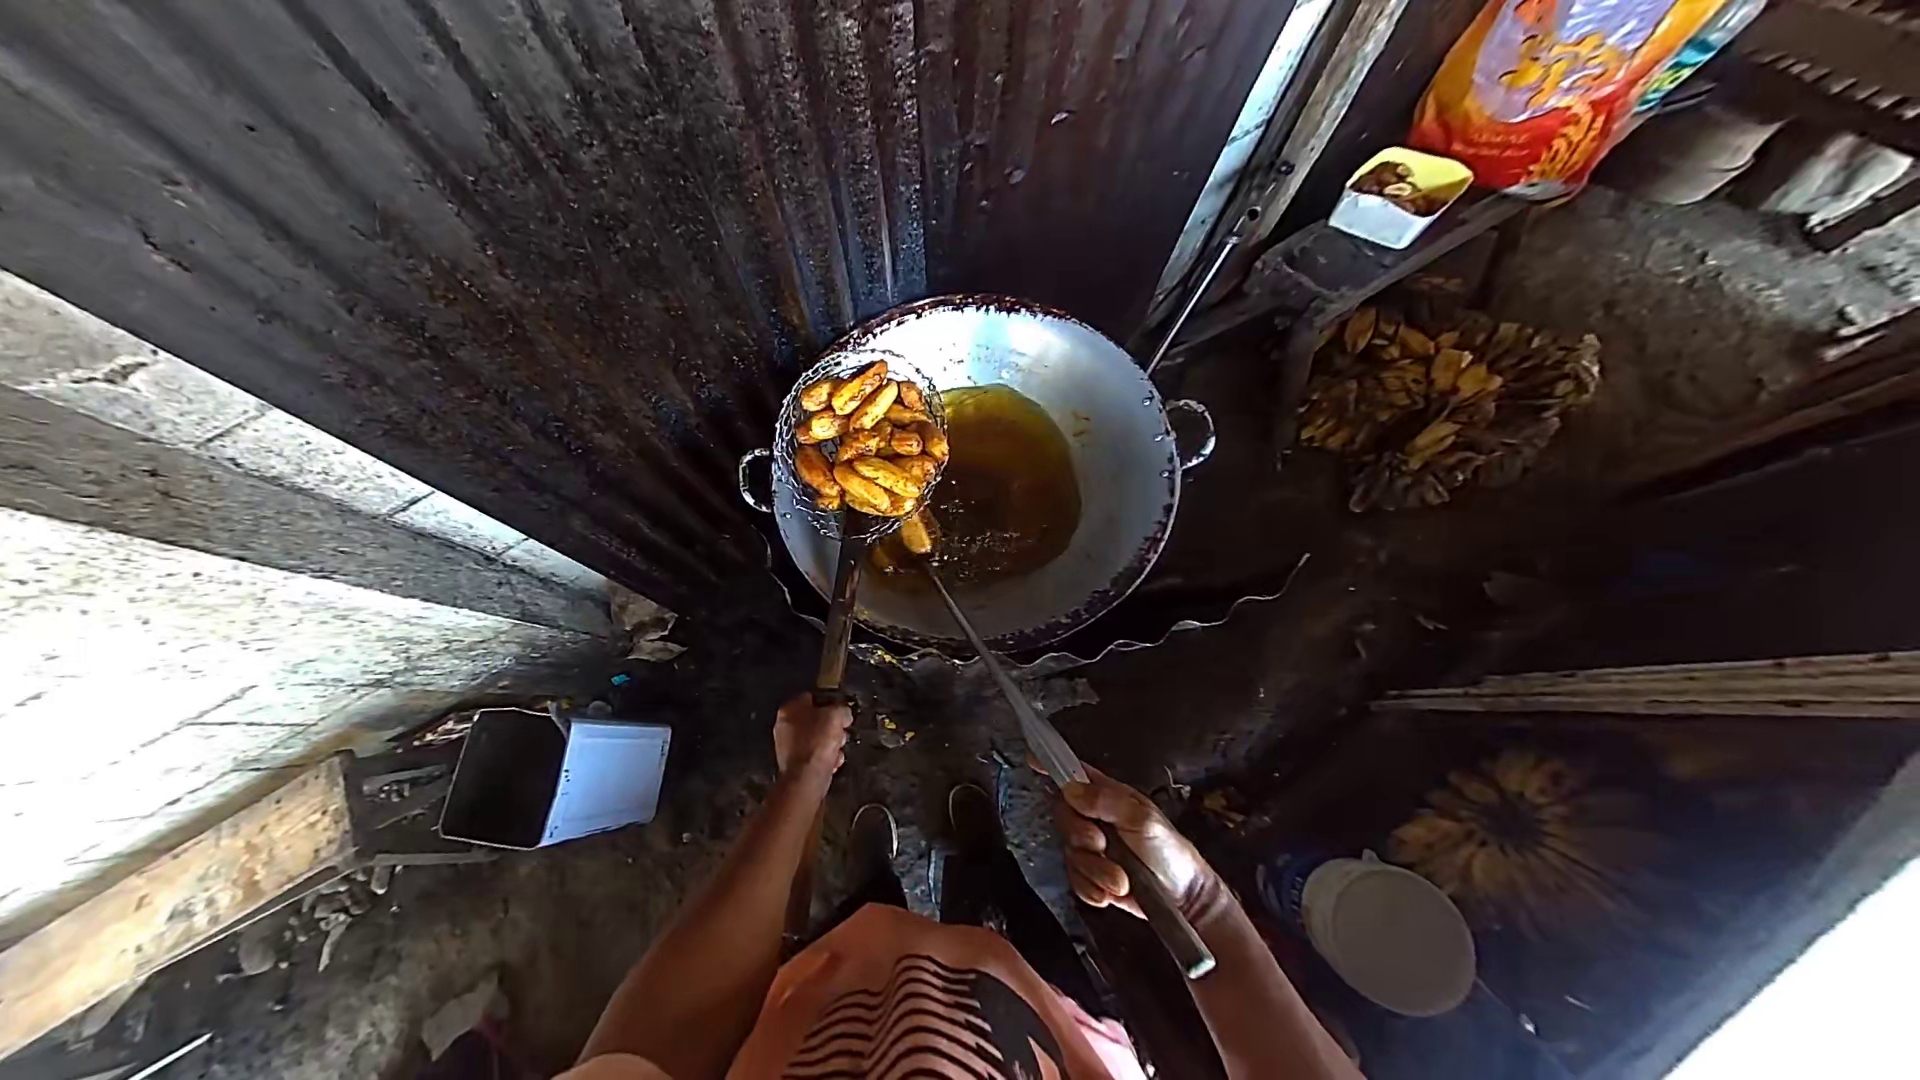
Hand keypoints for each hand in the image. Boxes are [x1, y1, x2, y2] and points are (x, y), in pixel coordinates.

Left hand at [773, 693, 851, 781]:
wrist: (807, 778)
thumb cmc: (819, 741)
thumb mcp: (837, 715)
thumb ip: (842, 709)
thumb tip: (844, 714)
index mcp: (789, 709)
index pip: (813, 697)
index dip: (830, 702)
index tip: (842, 711)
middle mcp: (784, 726)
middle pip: (816, 719)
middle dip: (832, 726)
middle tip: (841, 732)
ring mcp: (788, 747)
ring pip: (818, 738)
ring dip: (832, 743)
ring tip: (837, 749)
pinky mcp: (795, 764)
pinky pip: (815, 754)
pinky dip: (825, 757)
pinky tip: (832, 762)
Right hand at [1052, 766, 1223, 923]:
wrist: (1184, 899)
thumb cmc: (1169, 850)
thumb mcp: (1142, 819)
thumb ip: (1107, 802)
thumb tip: (1071, 790)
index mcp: (1106, 795)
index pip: (1073, 773)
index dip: (1052, 765)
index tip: (1032, 759)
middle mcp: (1094, 817)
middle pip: (1063, 816)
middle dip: (1080, 836)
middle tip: (1101, 844)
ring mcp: (1092, 848)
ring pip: (1070, 853)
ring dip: (1095, 870)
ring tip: (1121, 878)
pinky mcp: (1092, 877)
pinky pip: (1075, 880)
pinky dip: (1092, 889)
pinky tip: (1111, 892)